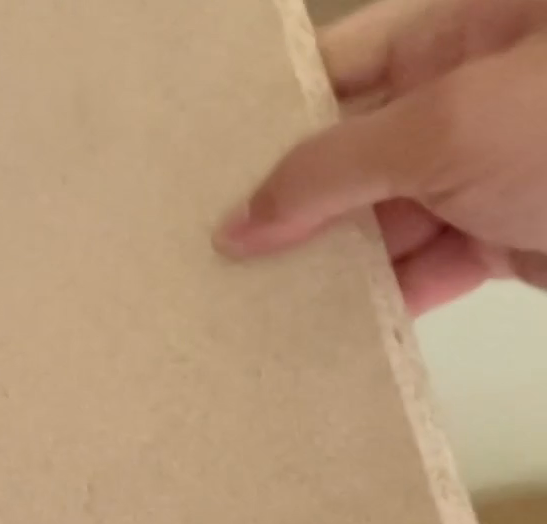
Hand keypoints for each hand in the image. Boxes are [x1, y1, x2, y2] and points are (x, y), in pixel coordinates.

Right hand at [215, 0, 546, 313]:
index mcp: (468, 32)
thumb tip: (236, 223)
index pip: (331, 71)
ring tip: (238, 299)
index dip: (254, 122)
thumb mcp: (450, 126)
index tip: (187, 177)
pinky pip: (412, 270)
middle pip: (338, 157)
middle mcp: (470, 98)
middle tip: (197, 250)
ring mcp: (486, 170)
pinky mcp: (503, 235)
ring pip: (366, 221)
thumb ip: (325, 170)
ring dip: (310, 264)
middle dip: (273, 206)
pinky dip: (367, 302)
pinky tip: (315, 325)